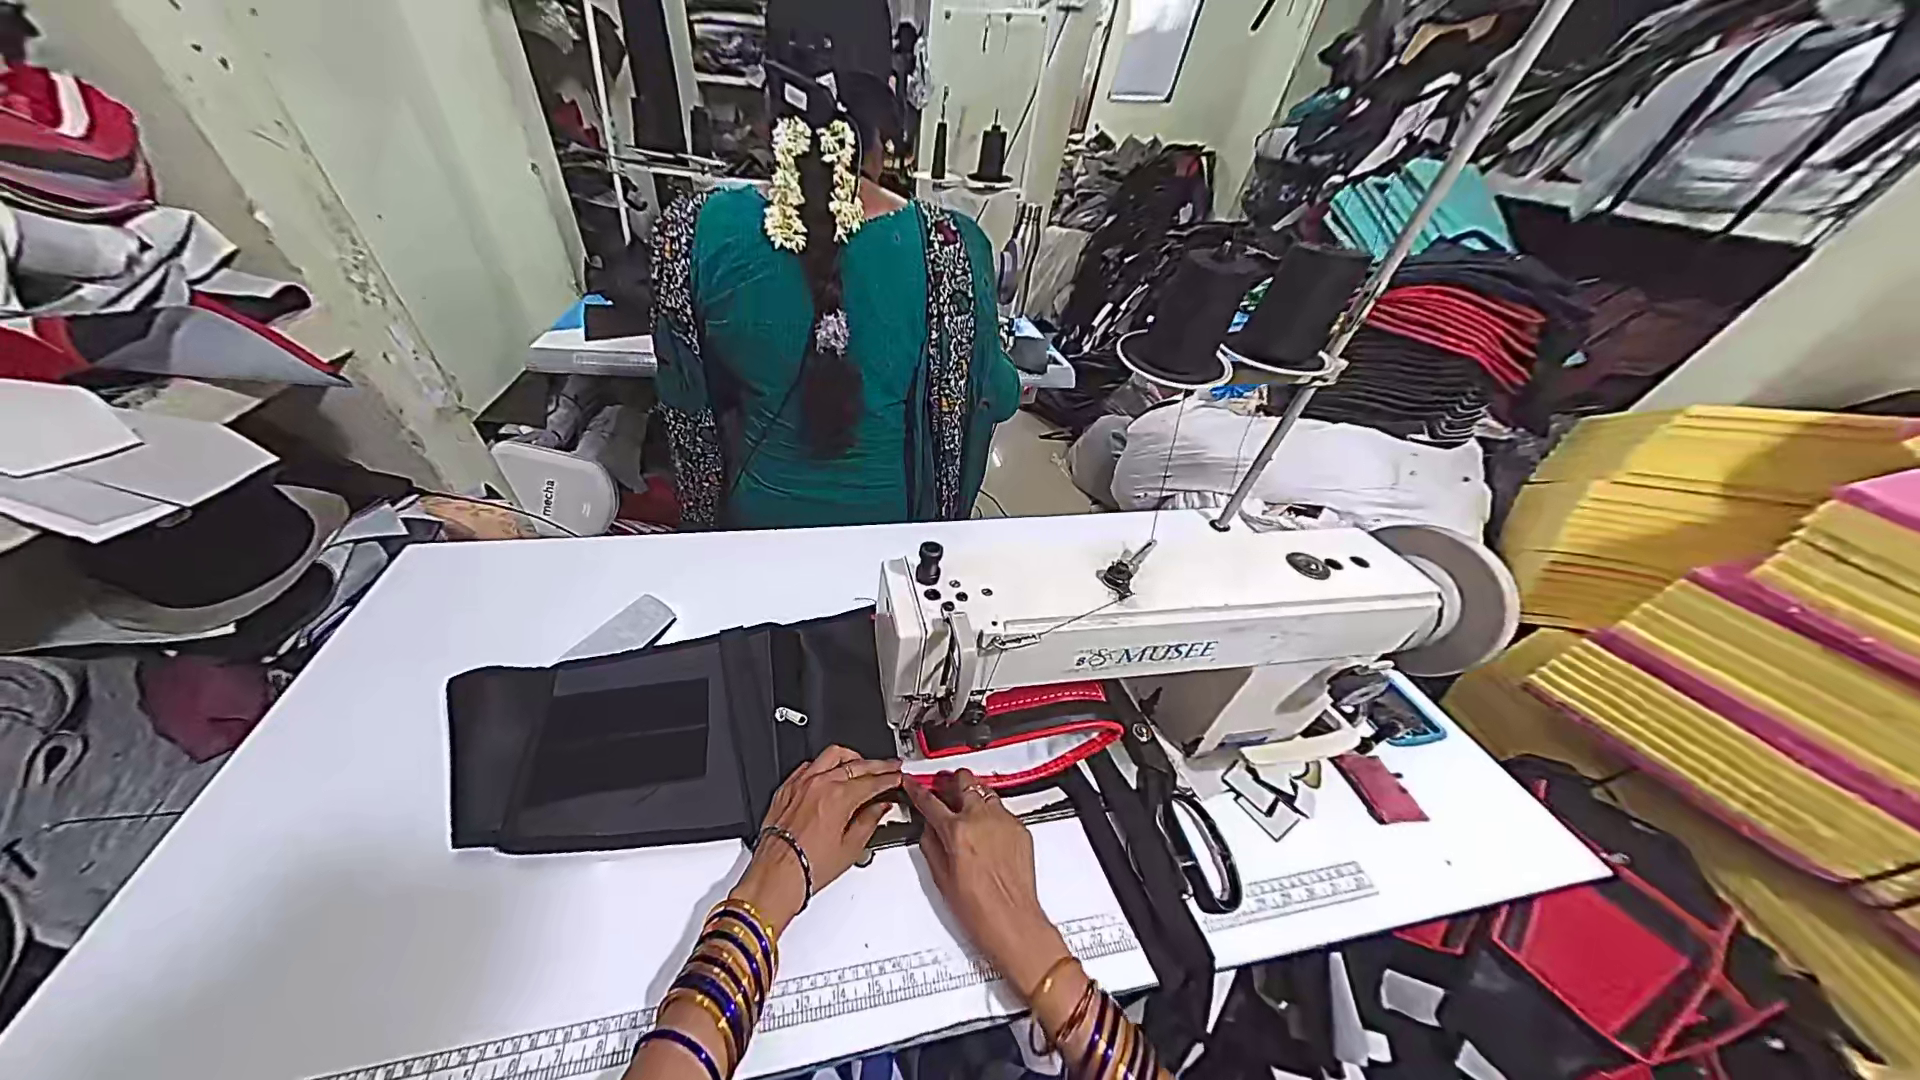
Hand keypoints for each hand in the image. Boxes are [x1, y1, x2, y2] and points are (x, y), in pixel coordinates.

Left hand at [731, 746, 901, 933]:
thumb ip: (870, 821)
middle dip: (878, 765)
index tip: (897, 777)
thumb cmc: (806, 867)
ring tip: (863, 765)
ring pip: (833, 755)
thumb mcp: (851, 848)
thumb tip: (880, 808)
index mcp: (839, 797)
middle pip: (857, 764)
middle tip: (889, 768)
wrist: (775, 877)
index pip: (873, 780)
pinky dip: (825, 765)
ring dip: (853, 758)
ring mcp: (802, 783)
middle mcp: (820, 784)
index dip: (890, 778)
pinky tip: (831, 773)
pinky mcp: (787, 788)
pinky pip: (810, 765)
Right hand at [905, 769, 1071, 998]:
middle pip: (963, 780)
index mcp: (956, 831)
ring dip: (973, 795)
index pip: (929, 801)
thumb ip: (931, 844)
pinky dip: (991, 814)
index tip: (913, 783)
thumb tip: (928, 829)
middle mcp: (981, 819)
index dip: (917, 789)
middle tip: (945, 789)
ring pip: (984, 791)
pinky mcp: (1019, 828)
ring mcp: (1003, 821)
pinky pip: (1002, 810)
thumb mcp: (941, 878)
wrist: (1013, 922)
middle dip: (951, 781)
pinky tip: (987, 832)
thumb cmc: (979, 909)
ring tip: (967, 810)